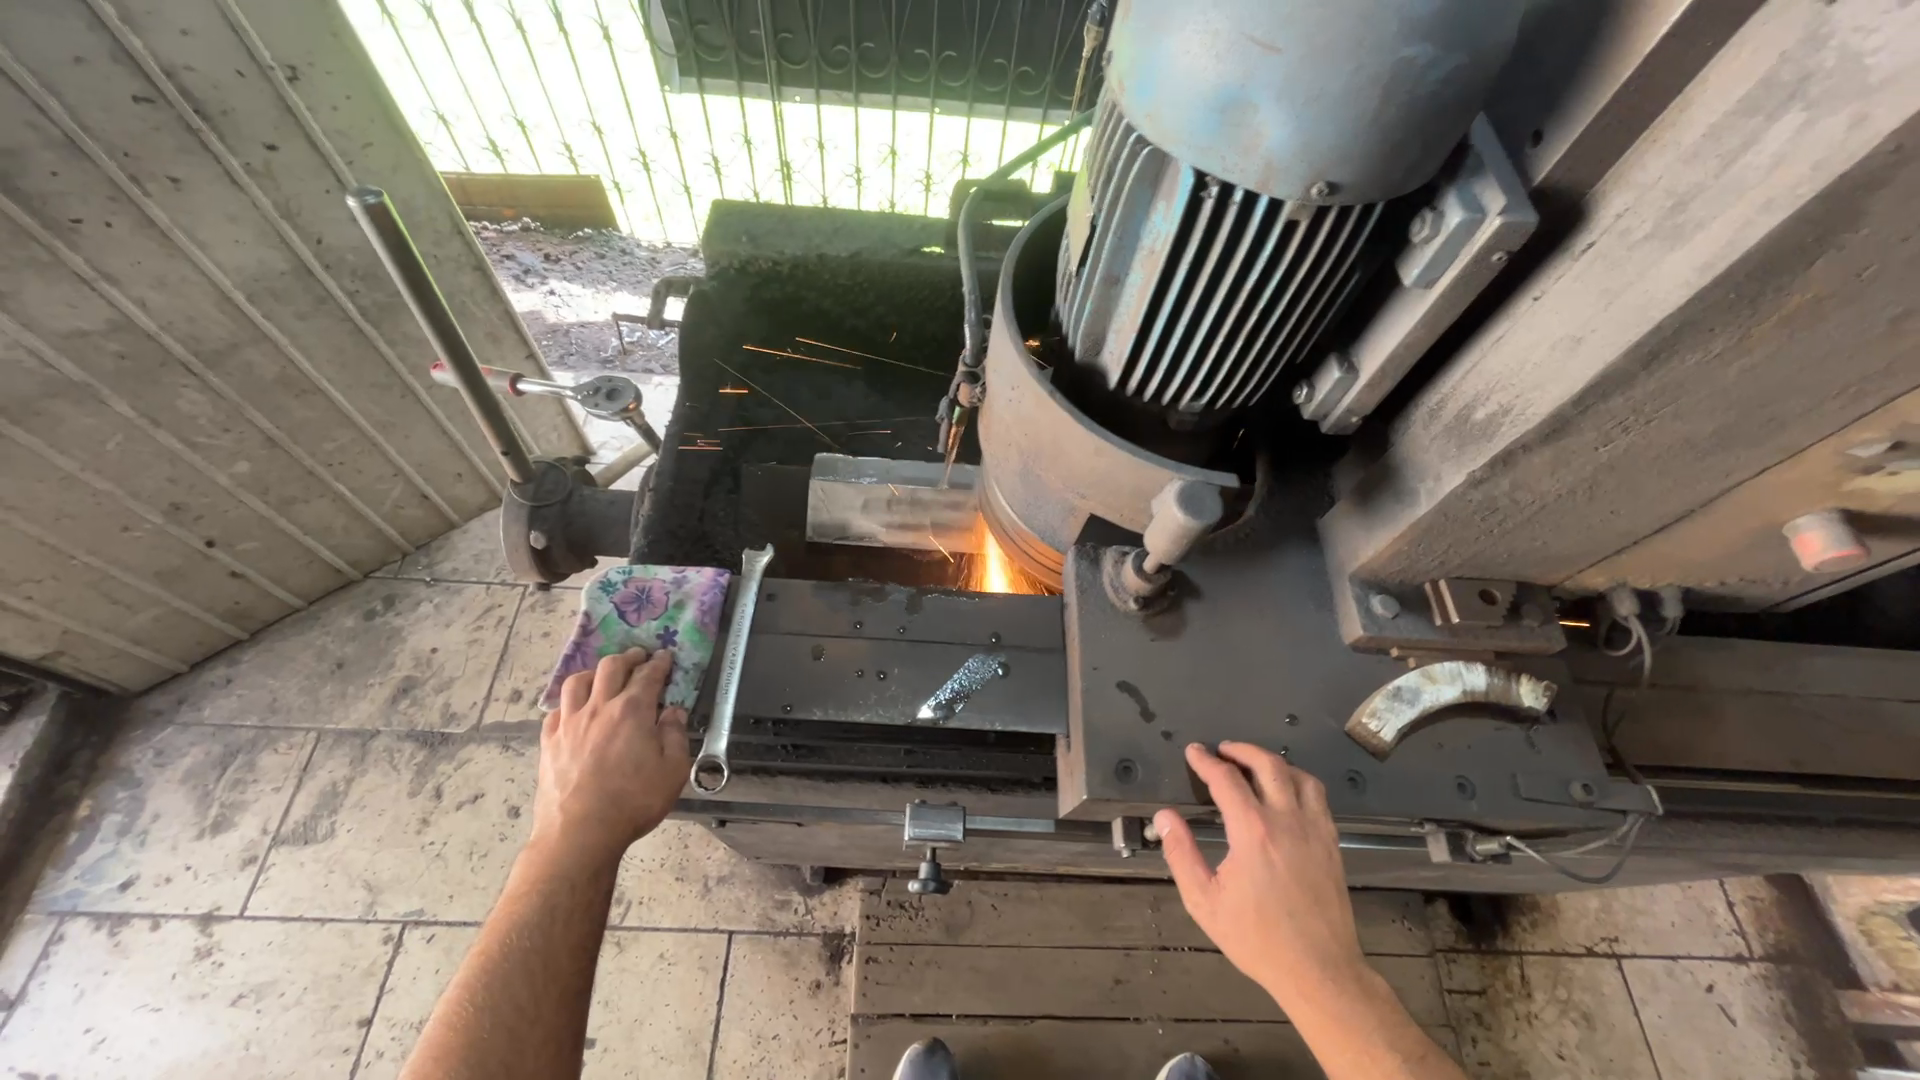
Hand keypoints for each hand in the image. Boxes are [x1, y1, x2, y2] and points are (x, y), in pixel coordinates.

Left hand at [530, 648, 688, 867]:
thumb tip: (673, 712)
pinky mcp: (549, 742)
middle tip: (638, 657)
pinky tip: (575, 710)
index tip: (665, 657)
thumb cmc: (633, 801)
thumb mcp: (673, 770)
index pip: (648, 675)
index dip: (659, 663)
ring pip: (577, 681)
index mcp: (632, 710)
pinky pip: (556, 710)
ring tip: (603, 676)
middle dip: (628, 657)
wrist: (580, 833)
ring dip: (594, 673)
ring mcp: (569, 724)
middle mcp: (599, 708)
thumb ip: (675, 735)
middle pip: (610, 667)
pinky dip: (569, 702)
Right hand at [1155, 741, 1367, 1008]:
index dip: (1206, 761)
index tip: (1193, 752)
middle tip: (1222, 750)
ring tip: (1255, 765)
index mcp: (1252, 831)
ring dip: (1274, 762)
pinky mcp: (1331, 843)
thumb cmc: (1257, 938)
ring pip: (1300, 776)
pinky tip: (1288, 793)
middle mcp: (1286, 820)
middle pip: (1267, 765)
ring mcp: (1315, 830)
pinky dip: (1300, 782)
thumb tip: (1165, 817)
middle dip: (1241, 750)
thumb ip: (1181, 854)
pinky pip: (1318, 797)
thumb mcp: (1204, 901)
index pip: (1226, 779)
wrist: (1319, 970)